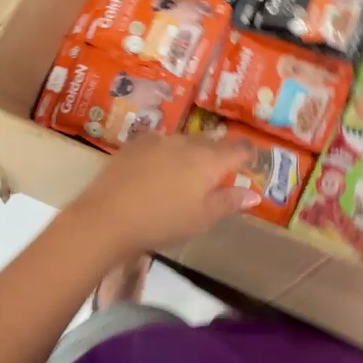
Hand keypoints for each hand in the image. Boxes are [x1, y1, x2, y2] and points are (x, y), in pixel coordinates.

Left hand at [65, 134, 259, 257]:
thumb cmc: (162, 222)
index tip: (248, 162)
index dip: (247, 154)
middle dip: (217, 154)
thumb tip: (254, 193)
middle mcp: (185, 143)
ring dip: (189, 153)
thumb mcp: (202, 218)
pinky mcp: (133, 144)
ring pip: (183, 141)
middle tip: (215, 174)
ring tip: (183, 174)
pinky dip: (163, 153)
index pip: (238, 149)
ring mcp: (157, 140)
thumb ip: (228, 202)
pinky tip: (156, 168)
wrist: (108, 216)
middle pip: (210, 143)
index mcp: (208, 160)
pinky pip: (157, 143)